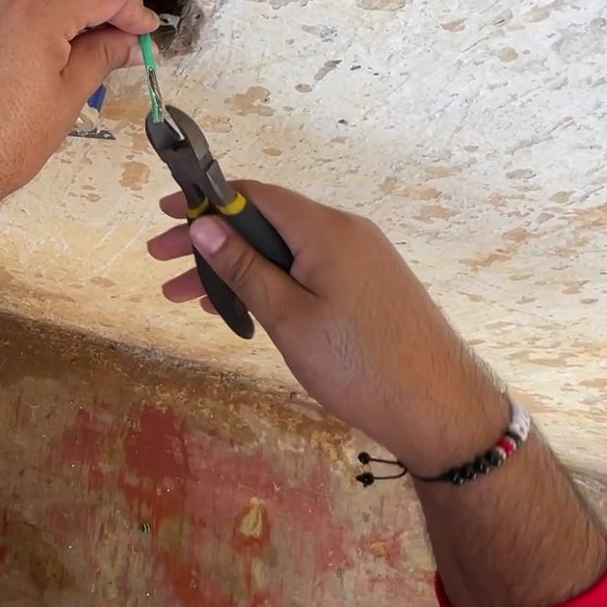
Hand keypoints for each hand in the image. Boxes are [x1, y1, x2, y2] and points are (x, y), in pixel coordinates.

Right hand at [147, 182, 508, 473]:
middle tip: (161, 259)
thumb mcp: (288, 316)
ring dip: (234, 267)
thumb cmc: (357, 363)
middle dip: (210, 240)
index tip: (167, 214)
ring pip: (281, 251)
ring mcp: (358, 259)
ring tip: (186, 293)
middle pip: (263, 223)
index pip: (253, 194)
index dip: (205, 201)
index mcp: (325, 229)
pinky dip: (268, 282)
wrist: (444, 412)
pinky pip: (304, 270)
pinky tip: (236, 306)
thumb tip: (203, 224)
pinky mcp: (365, 285)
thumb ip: (243, 266)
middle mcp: (343, 232)